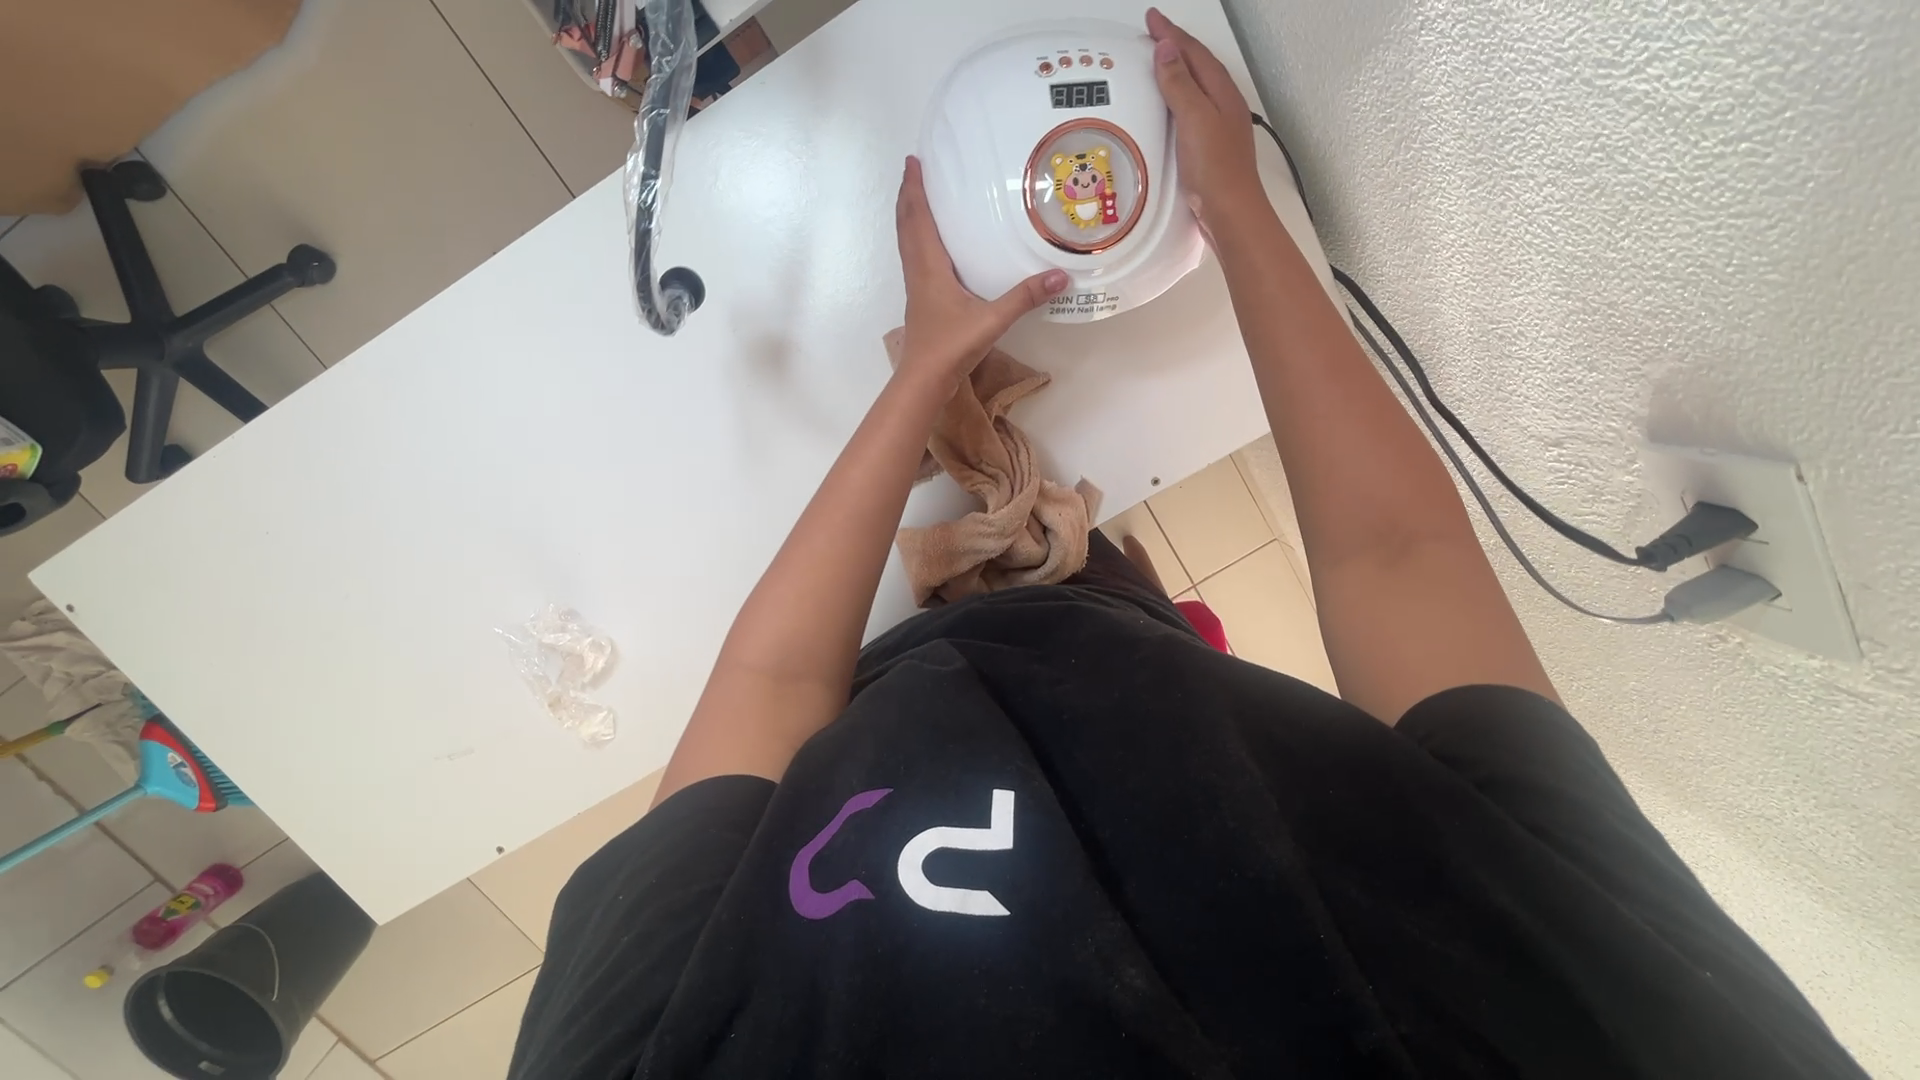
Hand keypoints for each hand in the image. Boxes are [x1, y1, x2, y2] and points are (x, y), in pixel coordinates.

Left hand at [894, 157, 1066, 384]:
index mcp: (929, 267)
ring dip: (909, 217)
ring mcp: (916, 288)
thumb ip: (1024, 298)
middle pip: (906, 226)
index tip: (914, 161)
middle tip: (913, 169)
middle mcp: (917, 272)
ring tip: (917, 198)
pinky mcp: (921, 301)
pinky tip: (931, 246)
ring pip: (906, 243)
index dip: (915, 189)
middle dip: (908, 196)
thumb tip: (1059, 276)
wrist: (924, 380)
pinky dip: (916, 240)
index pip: (918, 218)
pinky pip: (913, 259)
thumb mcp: (991, 321)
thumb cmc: (950, 347)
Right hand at [1146, 9, 1262, 231]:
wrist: (1230, 213)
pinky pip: (1192, 110)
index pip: (1193, 53)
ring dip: (1177, 72)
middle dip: (1175, 47)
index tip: (1151, 19)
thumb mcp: (1194, 119)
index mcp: (1221, 92)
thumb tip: (1167, 49)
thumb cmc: (1215, 169)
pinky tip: (1170, 109)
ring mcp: (1219, 127)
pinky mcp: (1211, 148)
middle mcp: (1224, 105)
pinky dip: (1178, 99)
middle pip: (1198, 65)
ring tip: (1159, 64)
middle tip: (1153, 35)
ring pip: (1197, 87)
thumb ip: (1179, 84)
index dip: (1171, 34)